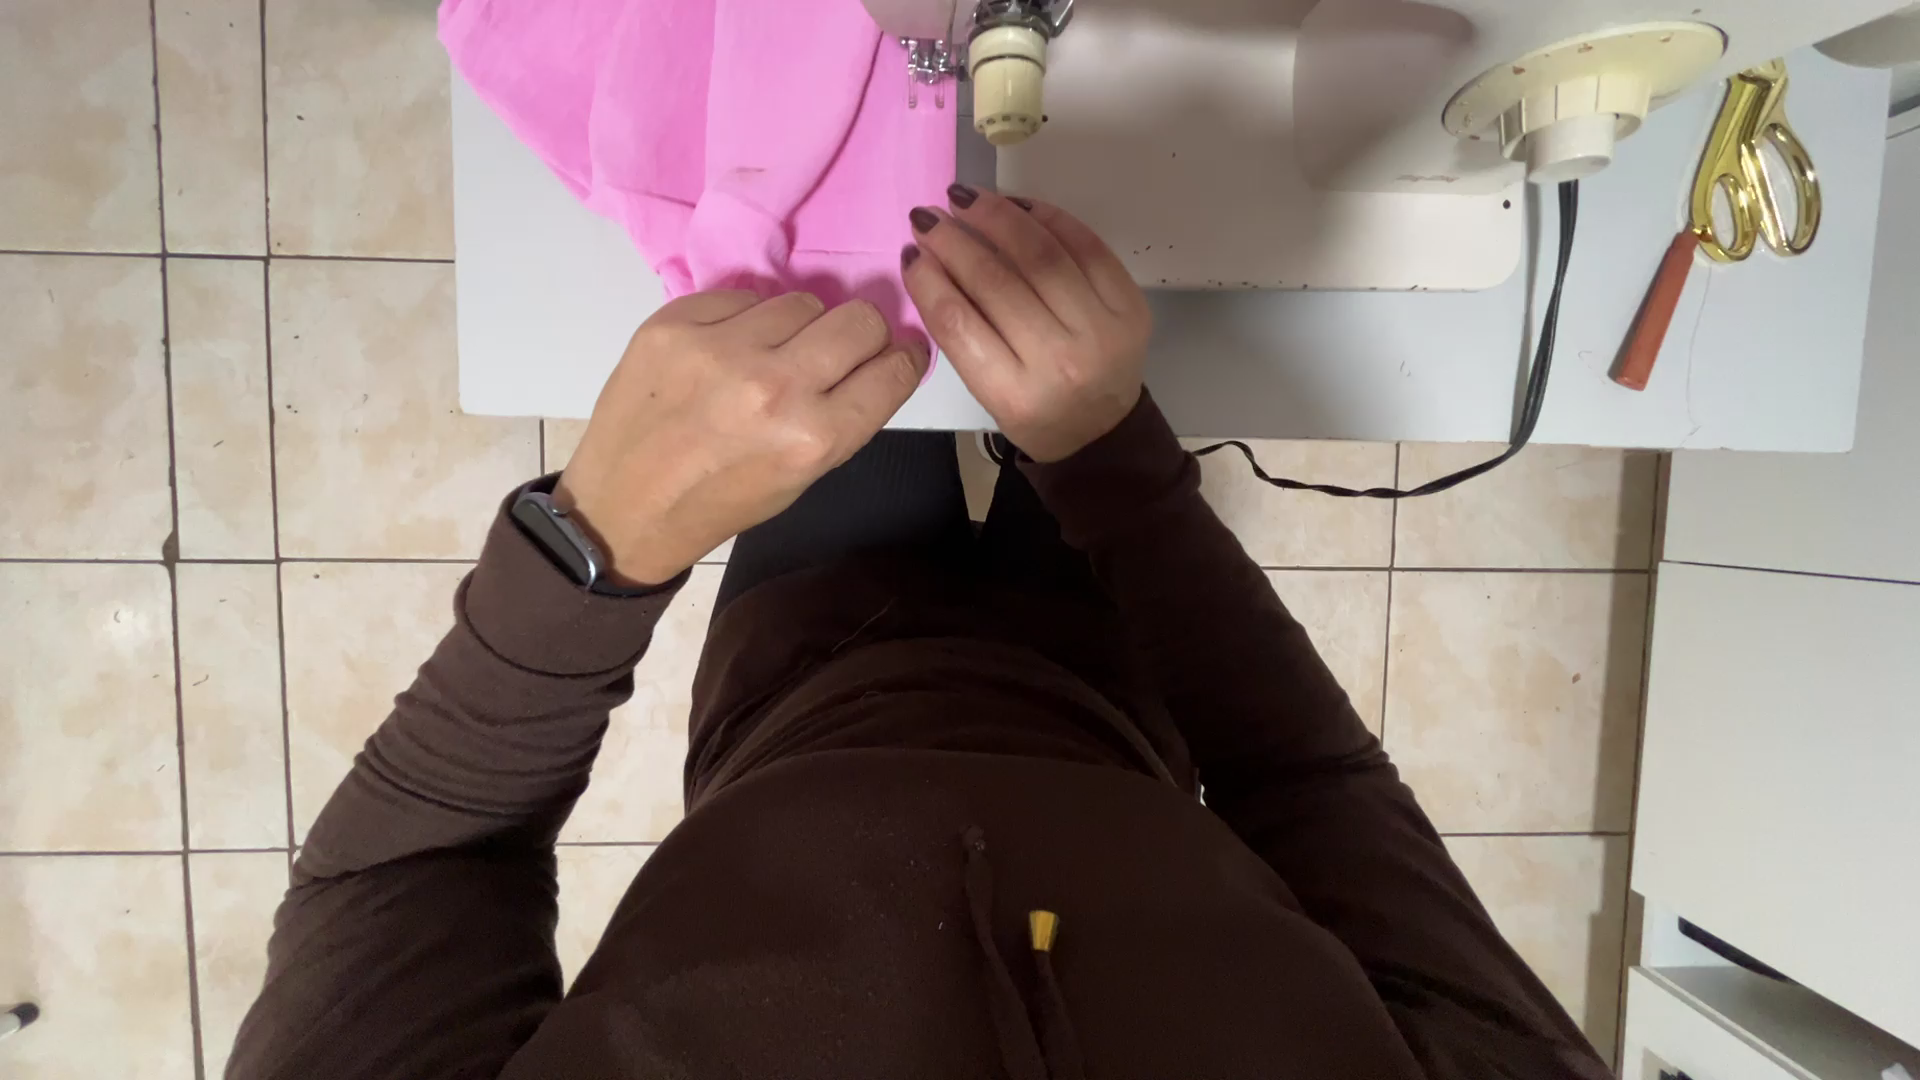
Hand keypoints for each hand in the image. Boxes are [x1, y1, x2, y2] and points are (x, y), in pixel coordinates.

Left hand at [555, 291, 926, 585]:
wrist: (627, 507)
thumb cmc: (724, 502)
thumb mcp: (803, 478)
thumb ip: (844, 418)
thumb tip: (876, 360)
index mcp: (814, 439)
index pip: (893, 370)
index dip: (904, 358)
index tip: (897, 355)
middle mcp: (775, 387)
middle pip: (860, 319)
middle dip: (863, 334)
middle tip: (841, 352)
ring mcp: (720, 349)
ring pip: (802, 301)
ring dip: (800, 327)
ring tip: (769, 358)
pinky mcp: (673, 323)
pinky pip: (743, 297)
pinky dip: (746, 320)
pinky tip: (726, 352)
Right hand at [901, 188, 1150, 461]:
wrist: (1103, 432)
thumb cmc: (1034, 414)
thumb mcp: (990, 393)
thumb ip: (963, 335)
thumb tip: (932, 261)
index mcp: (1015, 394)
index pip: (959, 324)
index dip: (928, 281)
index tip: (910, 252)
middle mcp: (1060, 360)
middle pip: (997, 283)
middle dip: (954, 242)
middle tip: (928, 217)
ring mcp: (1101, 330)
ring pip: (1041, 256)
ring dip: (996, 217)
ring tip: (965, 200)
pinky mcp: (1129, 305)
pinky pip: (1085, 245)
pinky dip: (1046, 218)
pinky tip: (1015, 206)